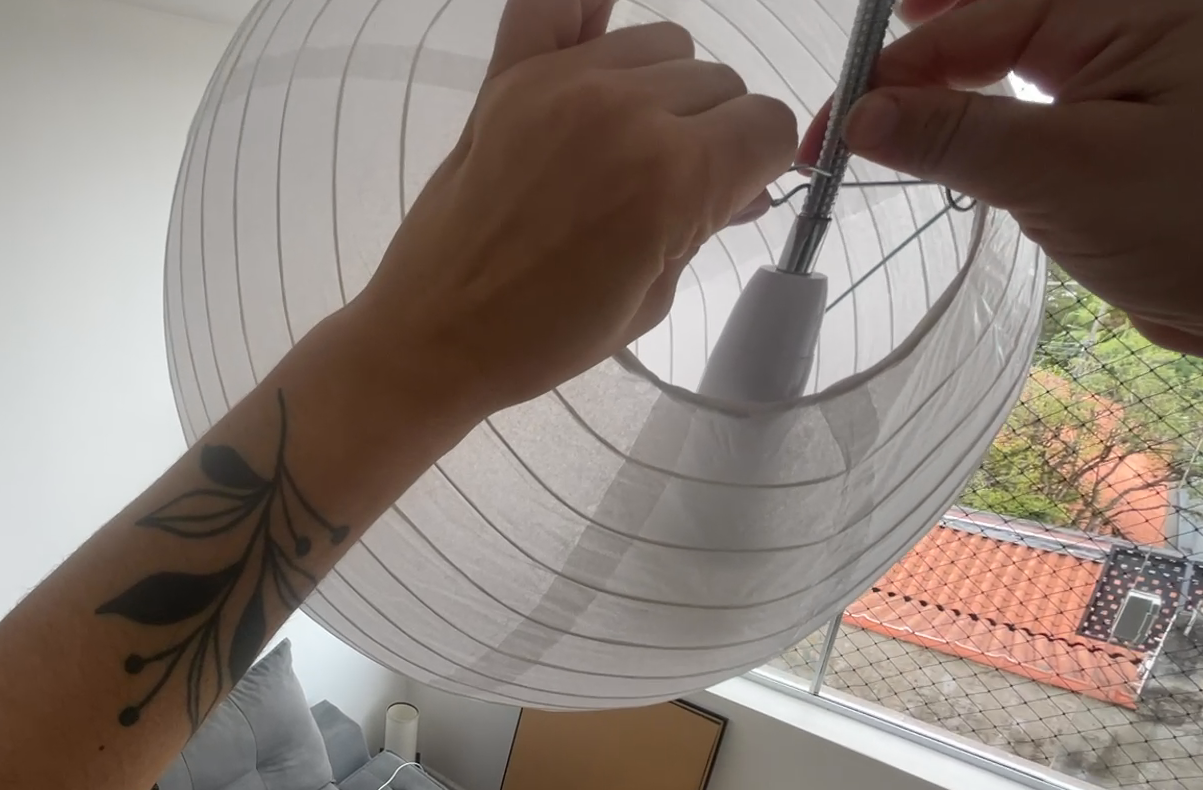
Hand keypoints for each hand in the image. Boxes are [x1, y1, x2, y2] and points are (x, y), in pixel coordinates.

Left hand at [351, 0, 794, 418]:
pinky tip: (587, 45)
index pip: (768, 127)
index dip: (755, 170)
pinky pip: (556, 1)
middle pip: (719, 84)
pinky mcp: (505, 83)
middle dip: (706, 139)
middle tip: (656, 197)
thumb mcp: (647, 303)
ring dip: (657, 95)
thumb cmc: (539, 343)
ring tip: (610, 157)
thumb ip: (703, 227)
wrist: (434, 342)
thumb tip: (747, 184)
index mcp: (670, 178)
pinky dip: (583, 12)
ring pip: (662, 46)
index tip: (723, 200)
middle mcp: (624, 111)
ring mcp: (560, 86)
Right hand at [822, 0, 1202, 372]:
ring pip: (1020, 51)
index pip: (983, 21)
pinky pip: (1038, 92)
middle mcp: (1146, 20)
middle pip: (1006, 16)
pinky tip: (949, 119)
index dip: (891, 73)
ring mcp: (1141, 69)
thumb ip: (954, 136)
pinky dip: (982, 104)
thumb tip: (857, 119)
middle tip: (850, 91)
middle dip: (922, 46)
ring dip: (947, 74)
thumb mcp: (1062, 172)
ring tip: (883, 100)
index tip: (823, 137)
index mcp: (1146, 4)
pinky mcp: (1130, 121)